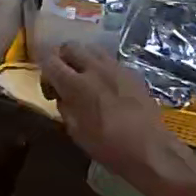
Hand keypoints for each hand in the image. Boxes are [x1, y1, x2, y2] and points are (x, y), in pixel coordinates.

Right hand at [38, 43, 195, 195]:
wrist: (151, 149)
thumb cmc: (109, 146)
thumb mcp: (76, 132)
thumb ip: (65, 108)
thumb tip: (62, 97)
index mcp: (77, 84)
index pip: (50, 61)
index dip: (44, 69)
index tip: (49, 86)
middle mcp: (95, 68)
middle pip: (70, 47)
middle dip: (62, 58)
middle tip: (64, 79)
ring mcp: (116, 67)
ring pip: (91, 49)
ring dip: (82, 59)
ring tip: (85, 79)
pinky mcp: (132, 72)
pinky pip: (109, 60)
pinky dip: (101, 67)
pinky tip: (106, 87)